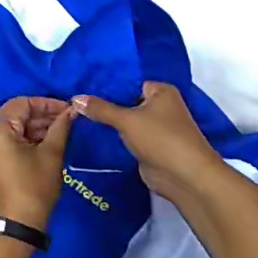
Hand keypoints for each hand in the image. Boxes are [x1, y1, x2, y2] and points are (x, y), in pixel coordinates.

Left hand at [0, 96, 73, 228]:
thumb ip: (61, 127)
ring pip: (12, 126)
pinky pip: (8, 139)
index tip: (69, 110)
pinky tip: (47, 141)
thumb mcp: (51, 154)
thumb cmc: (34, 187)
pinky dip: (25, 138)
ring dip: (35, 126)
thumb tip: (71, 111)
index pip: (22, 103)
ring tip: (61, 131)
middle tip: (68, 120)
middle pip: (15, 113)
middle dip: (42, 115)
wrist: (16, 225)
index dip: (47, 103)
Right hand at [73, 81, 221, 198]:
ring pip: (123, 119)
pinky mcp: (147, 145)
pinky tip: (88, 131)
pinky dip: (111, 135)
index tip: (79, 83)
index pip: (126, 81)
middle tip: (72, 99)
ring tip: (74, 113)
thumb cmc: (161, 139)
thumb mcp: (127, 120)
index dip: (103, 83)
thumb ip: (100, 109)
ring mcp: (153, 126)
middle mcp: (158, 105)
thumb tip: (75, 98)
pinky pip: (124, 135)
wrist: (185, 177)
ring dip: (105, 120)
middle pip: (124, 100)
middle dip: (102, 102)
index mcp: (160, 91)